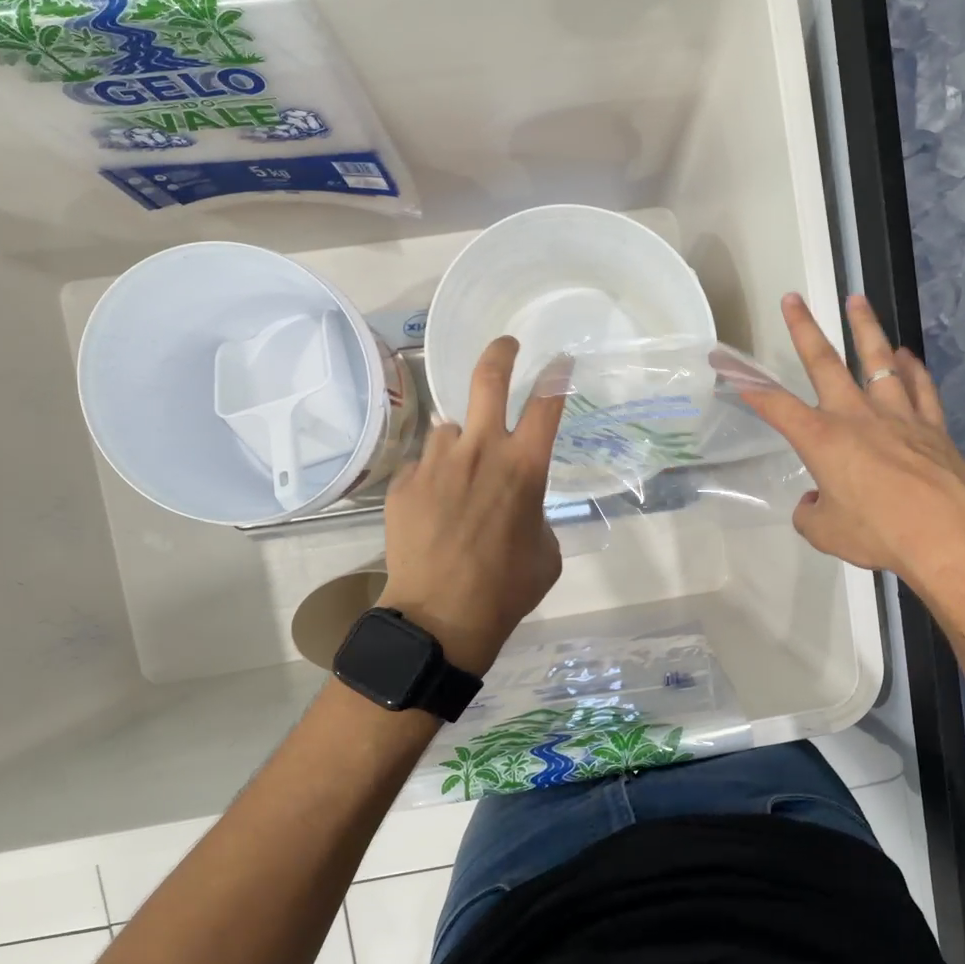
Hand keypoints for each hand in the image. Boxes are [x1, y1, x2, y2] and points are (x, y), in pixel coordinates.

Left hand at [379, 337, 565, 674]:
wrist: (440, 617)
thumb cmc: (506, 589)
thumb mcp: (545, 552)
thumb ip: (536, 514)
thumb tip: (519, 505)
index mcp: (524, 467)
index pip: (546, 403)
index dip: (557, 376)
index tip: (561, 362)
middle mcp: (479, 452)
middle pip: (487, 379)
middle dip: (500, 354)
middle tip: (506, 346)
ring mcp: (436, 463)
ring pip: (449, 428)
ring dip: (459, 442)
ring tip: (458, 474)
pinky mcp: (403, 482)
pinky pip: (423, 465)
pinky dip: (433, 478)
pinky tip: (433, 509)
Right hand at [732, 294, 964, 593]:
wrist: (948, 535)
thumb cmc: (879, 534)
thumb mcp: (826, 533)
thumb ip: (811, 513)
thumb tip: (813, 502)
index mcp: (822, 440)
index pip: (775, 406)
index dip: (748, 385)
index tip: (727, 363)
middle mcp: (857, 417)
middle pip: (825, 363)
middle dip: (804, 329)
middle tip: (793, 299)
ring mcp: (899, 416)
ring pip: (879, 360)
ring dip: (866, 328)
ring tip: (857, 300)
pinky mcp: (933, 427)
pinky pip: (920, 388)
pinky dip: (912, 369)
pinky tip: (906, 355)